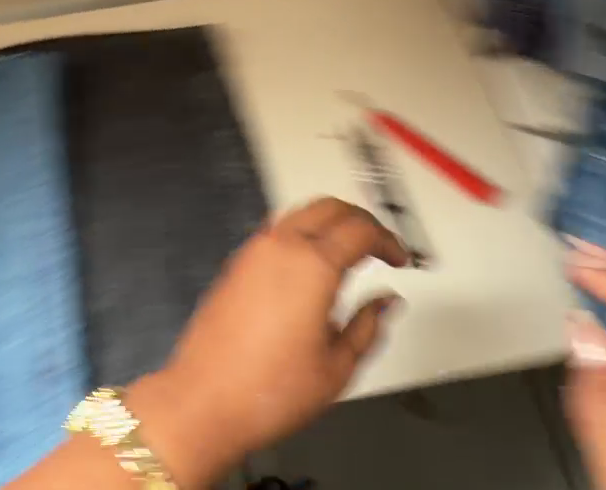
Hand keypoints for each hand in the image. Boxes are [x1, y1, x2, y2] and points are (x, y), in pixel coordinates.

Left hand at [126, 197, 409, 485]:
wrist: (205, 399)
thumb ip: (368, 325)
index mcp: (312, 265)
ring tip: (350, 250)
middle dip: (362, 220)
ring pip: (301, 212)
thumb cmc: (264, 390)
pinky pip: (277, 230)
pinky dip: (303, 233)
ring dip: (330, 221)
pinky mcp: (236, 262)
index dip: (389, 241)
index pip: (361, 229)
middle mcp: (280, 247)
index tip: (399, 258)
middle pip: (330, 206)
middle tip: (381, 244)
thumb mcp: (338, 367)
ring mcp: (253, 251)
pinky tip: (312, 263)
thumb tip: (385, 303)